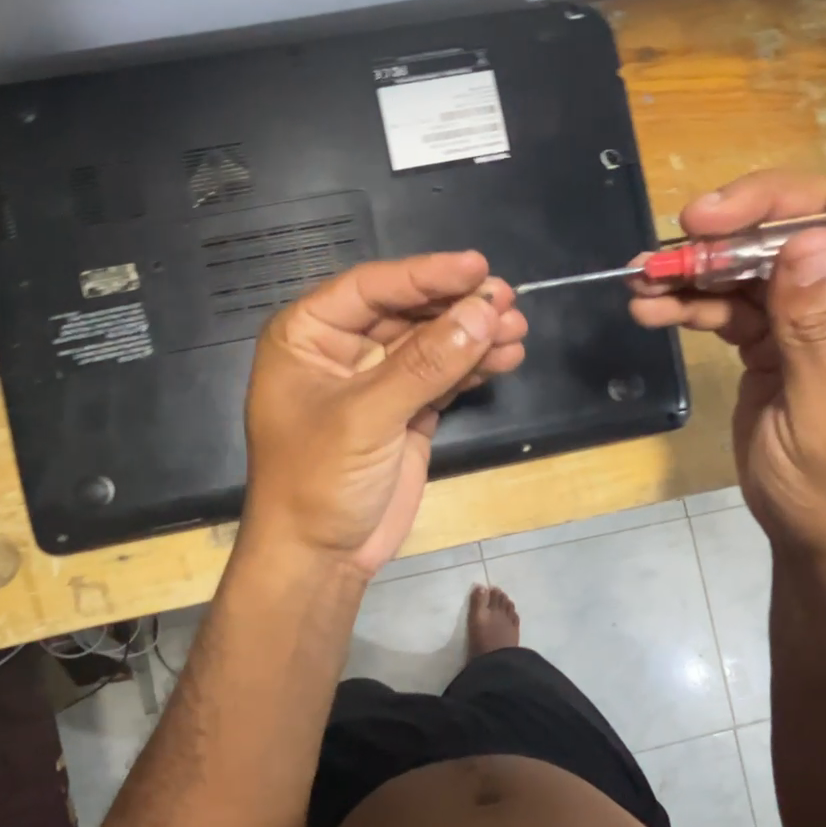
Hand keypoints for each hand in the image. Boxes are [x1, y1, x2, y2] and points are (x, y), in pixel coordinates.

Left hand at [242, 252, 526, 574]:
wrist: (319, 558)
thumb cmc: (318, 481)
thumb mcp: (366, 417)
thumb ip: (425, 364)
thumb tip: (484, 313)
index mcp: (307, 336)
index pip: (371, 288)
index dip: (426, 275)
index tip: (479, 268)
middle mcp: (340, 350)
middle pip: (406, 311)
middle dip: (457, 307)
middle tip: (508, 302)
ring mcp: (376, 383)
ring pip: (430, 344)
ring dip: (473, 336)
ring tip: (517, 330)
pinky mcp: (405, 413)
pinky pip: (442, 377)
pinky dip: (472, 367)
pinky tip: (505, 357)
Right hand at [629, 134, 825, 561]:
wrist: (821, 545)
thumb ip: (821, 333)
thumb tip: (809, 239)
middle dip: (769, 207)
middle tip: (696, 223)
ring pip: (780, 245)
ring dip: (712, 253)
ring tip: (651, 272)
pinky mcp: (784, 329)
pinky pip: (740, 296)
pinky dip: (695, 298)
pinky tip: (651, 306)